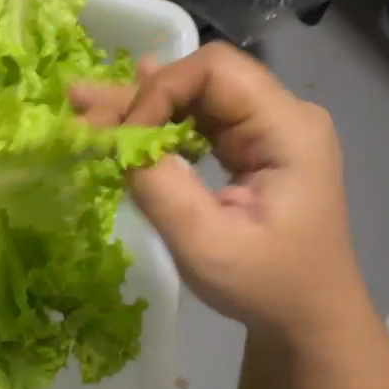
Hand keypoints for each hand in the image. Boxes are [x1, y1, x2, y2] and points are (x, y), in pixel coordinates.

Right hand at [72, 43, 367, 339]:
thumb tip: (119, 142)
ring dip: (138, 106)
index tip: (124, 139)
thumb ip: (161, 187)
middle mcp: (281, 115)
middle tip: (81, 117)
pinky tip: (119, 112)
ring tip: (80, 106)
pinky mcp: (248, 146)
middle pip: (200, 78)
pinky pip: (197, 118)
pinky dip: (155, 122)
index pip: (214, 72)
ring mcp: (265, 129)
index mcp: (287, 129)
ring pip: (193, 95)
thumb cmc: (265, 285)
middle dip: (138, 96)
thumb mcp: (206, 245)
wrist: (307, 317)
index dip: (159, 92)